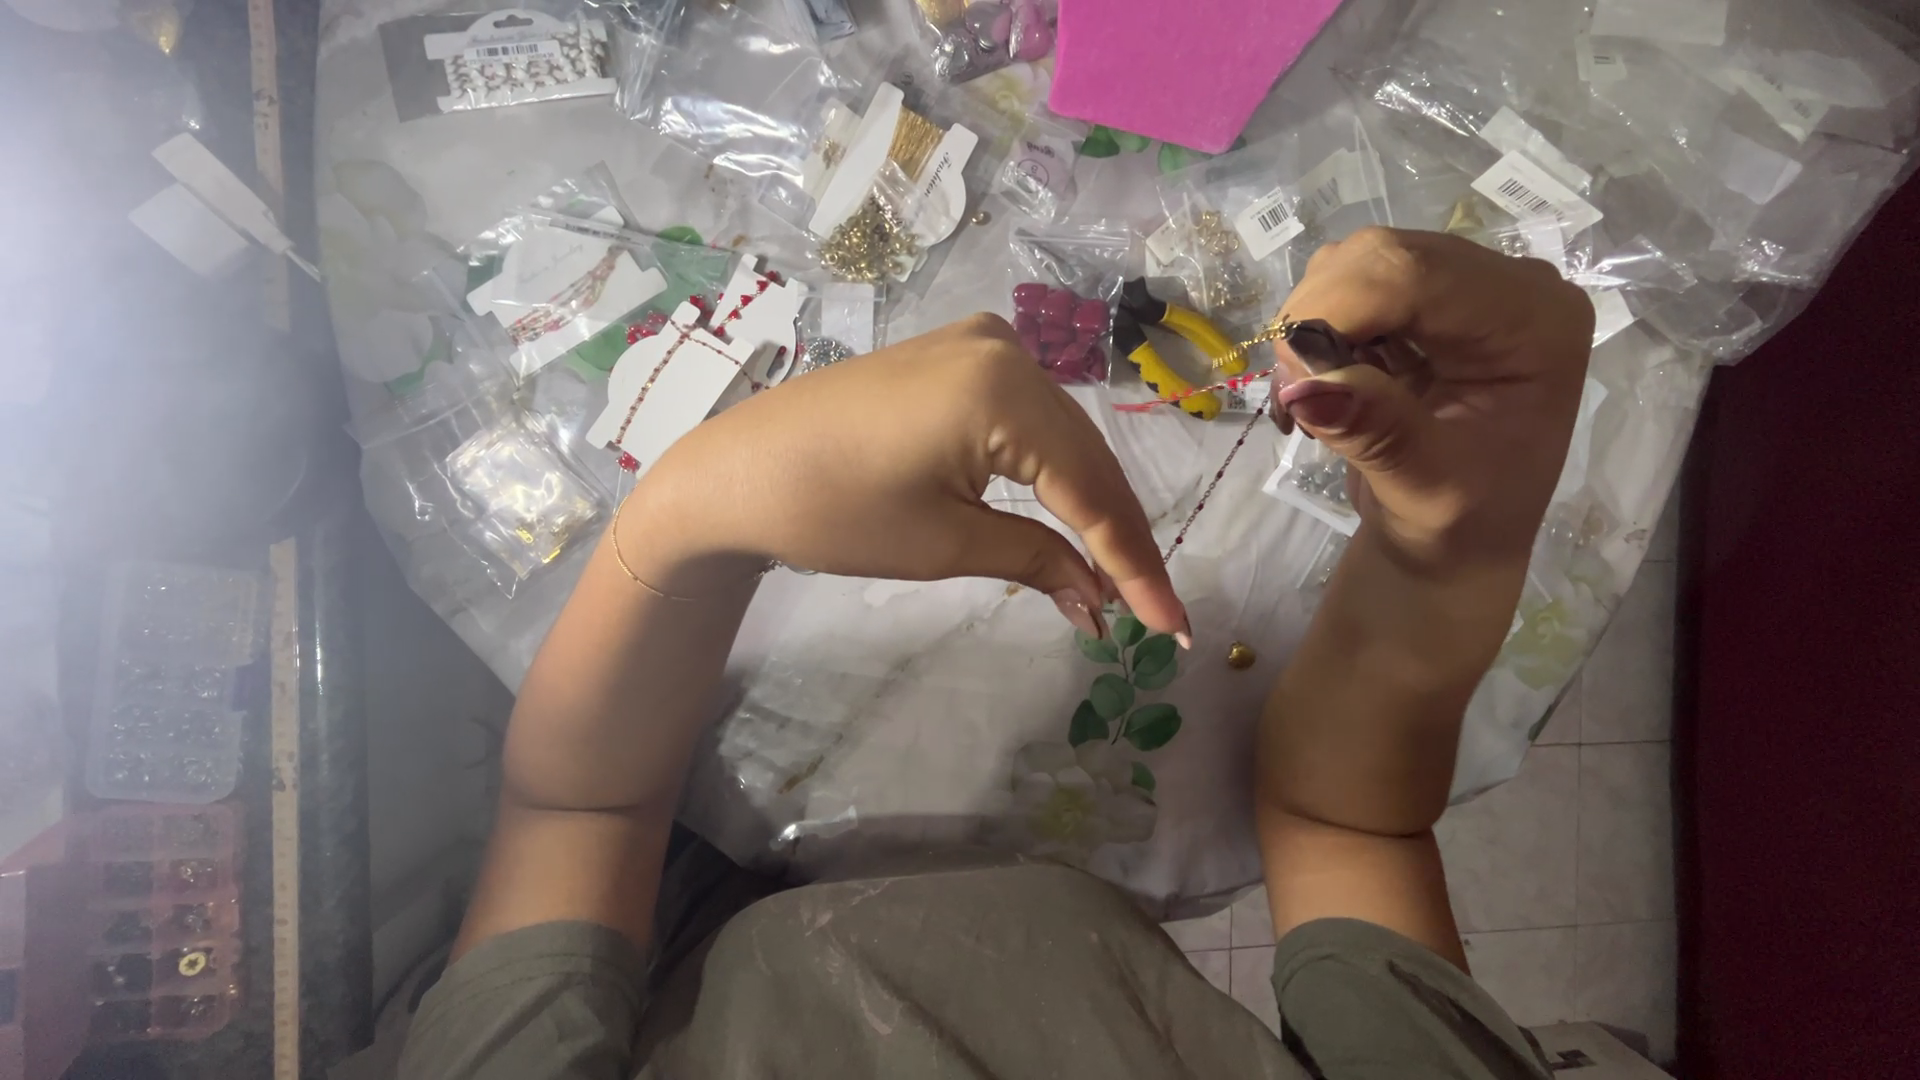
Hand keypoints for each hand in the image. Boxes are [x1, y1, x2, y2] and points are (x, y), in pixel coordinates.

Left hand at [623, 315, 1189, 639]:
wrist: (738, 472)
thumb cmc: (833, 512)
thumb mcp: (945, 544)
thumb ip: (1038, 561)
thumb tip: (1101, 602)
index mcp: (1005, 390)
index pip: (1092, 491)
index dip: (1136, 565)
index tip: (1173, 624)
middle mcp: (1006, 349)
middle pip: (1087, 459)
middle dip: (1119, 538)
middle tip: (1153, 609)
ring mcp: (980, 344)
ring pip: (1062, 439)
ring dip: (1089, 507)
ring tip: (1119, 577)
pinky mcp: (958, 357)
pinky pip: (1027, 421)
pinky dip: (1049, 473)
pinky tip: (1070, 515)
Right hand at [1269, 227, 1592, 572]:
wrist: (1455, 536)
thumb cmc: (1460, 520)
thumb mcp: (1426, 488)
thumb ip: (1376, 433)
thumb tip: (1307, 388)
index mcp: (1532, 323)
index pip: (1417, 274)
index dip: (1335, 313)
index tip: (1294, 386)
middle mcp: (1503, 287)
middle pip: (1378, 256)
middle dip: (1315, 320)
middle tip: (1296, 397)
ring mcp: (1458, 291)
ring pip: (1351, 265)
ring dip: (1309, 327)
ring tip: (1315, 394)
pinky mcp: (1418, 303)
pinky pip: (1343, 287)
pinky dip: (1312, 331)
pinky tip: (1324, 380)